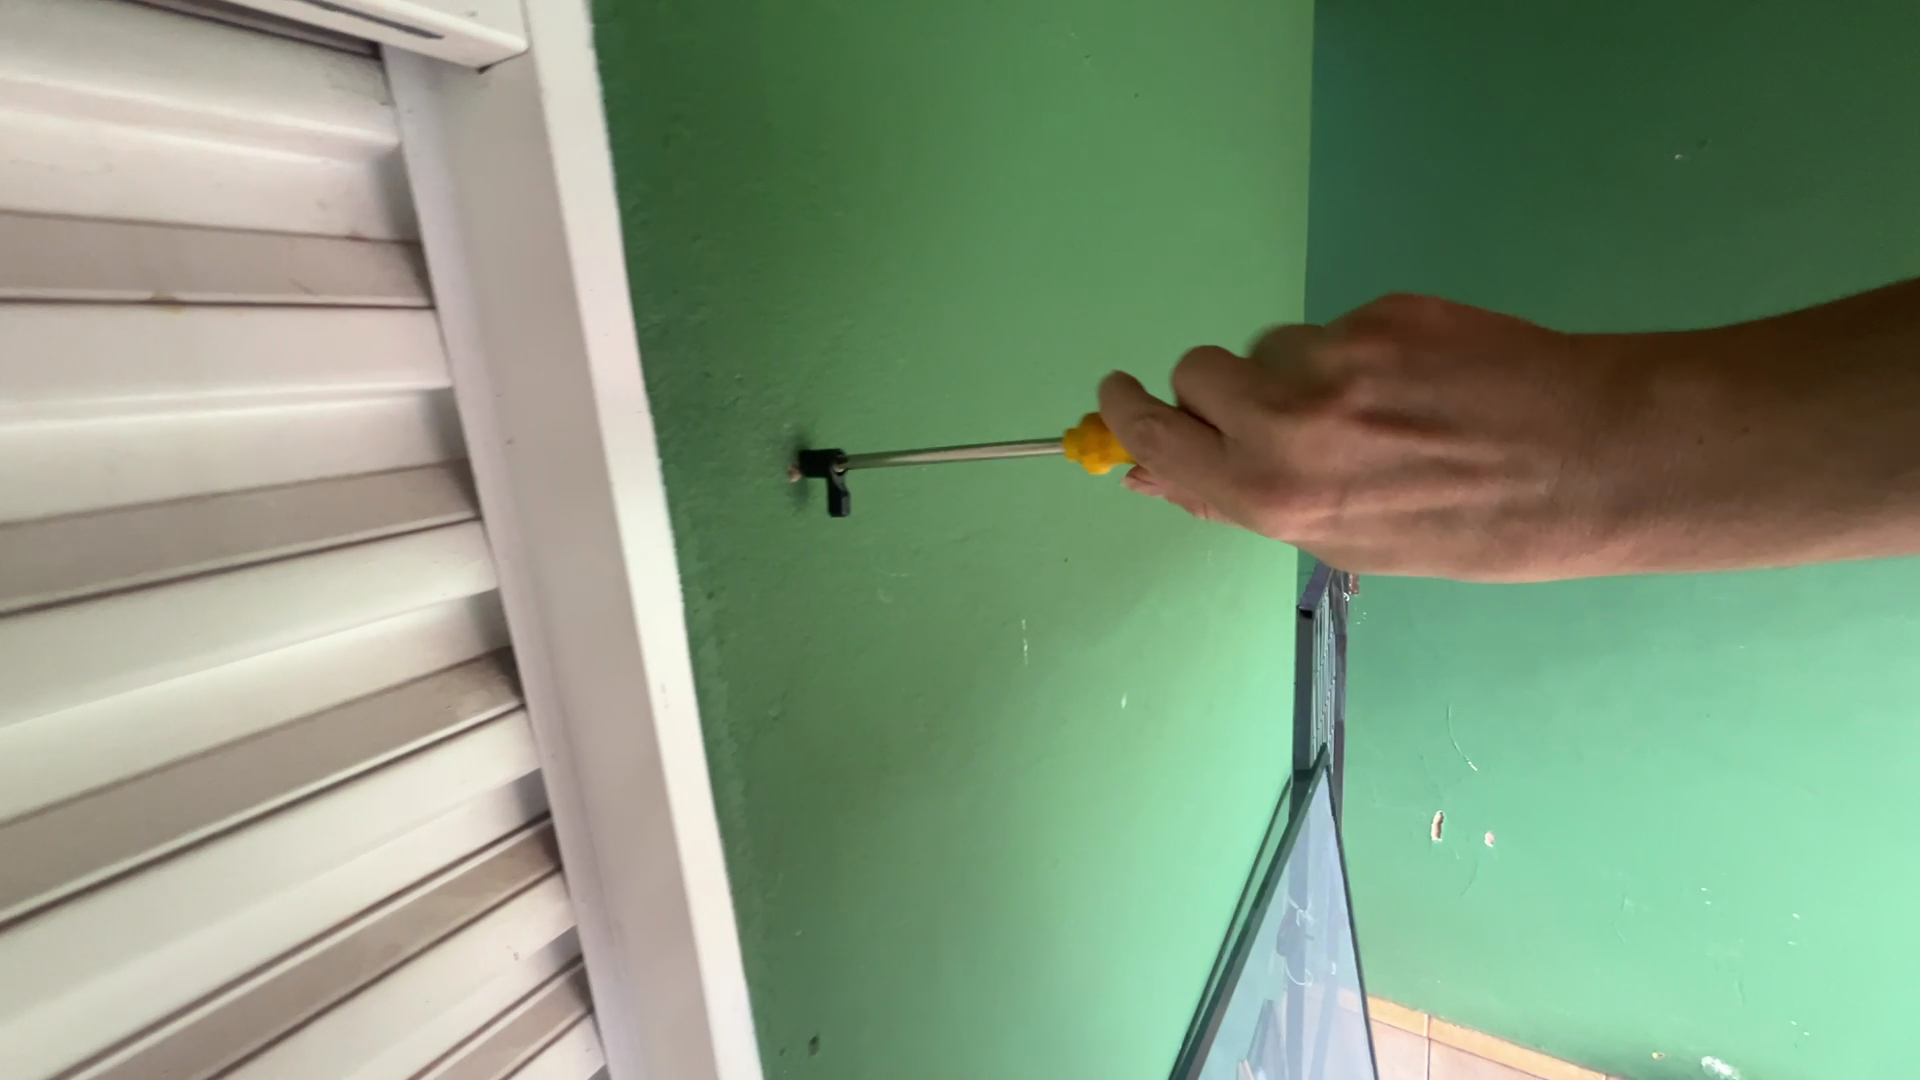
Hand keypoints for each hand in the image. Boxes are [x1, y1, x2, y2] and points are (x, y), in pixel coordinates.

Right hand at [1097, 294, 1651, 581]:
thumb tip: (1149, 474)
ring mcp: (1336, 358)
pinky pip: (1329, 326)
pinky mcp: (1384, 311)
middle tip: (1270, 413)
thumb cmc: (1462, 530)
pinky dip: (1349, 351)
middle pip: (1194, 370)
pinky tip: (1413, 379)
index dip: (1125, 412)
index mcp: (1270, 494)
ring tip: (1369, 404)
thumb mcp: (1334, 539)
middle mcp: (1286, 422)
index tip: (1113, 393)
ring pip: (1265, 346)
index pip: (1155, 436)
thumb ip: (1232, 500)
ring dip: (1290, 371)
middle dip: (1216, 390)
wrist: (1606, 461)